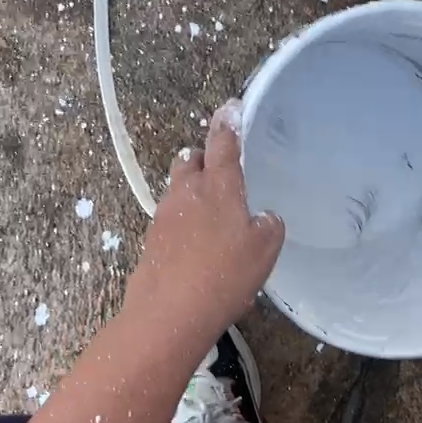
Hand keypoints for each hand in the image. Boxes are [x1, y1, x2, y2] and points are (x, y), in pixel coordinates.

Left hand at [123, 99, 286, 345]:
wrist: (168, 315)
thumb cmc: (224, 275)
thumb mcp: (265, 249)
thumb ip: (268, 225)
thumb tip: (262, 217)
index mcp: (218, 185)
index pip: (223, 141)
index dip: (229, 122)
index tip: (231, 107)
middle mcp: (187, 191)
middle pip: (192, 159)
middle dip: (206, 157)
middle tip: (224, 168)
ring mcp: (165, 215)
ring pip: (179, 188)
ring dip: (194, 190)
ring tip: (214, 210)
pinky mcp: (153, 240)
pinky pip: (173, 217)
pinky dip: (186, 220)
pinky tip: (200, 245)